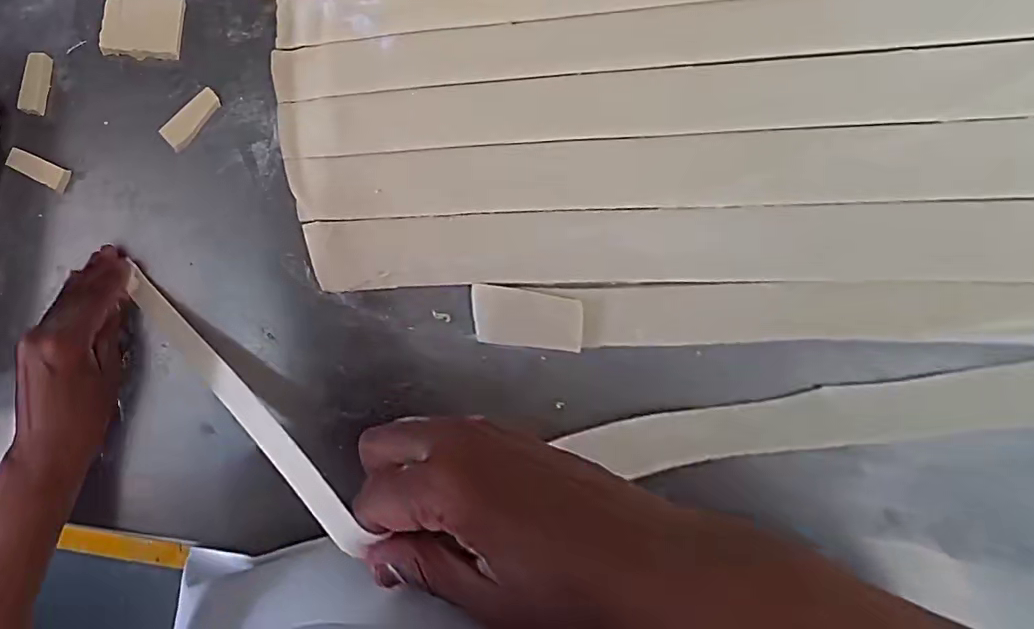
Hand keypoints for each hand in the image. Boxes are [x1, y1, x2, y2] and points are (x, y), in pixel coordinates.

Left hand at [6, 244, 131, 491]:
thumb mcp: (108, 377)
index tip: (125, 265)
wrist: (43, 456)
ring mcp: (31, 338)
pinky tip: (81, 289)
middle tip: (113, 254)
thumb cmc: (82, 426)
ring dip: (83, 282)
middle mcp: (42, 334)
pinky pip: (54, 314)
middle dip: (96, 273)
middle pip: (75, 294)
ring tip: (100, 264)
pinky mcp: (27, 345)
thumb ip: (109, 334)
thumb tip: (115, 304)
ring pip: (63, 301)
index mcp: (65, 342)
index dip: (112, 280)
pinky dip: (71, 300)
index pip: (94, 299)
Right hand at [353, 416, 695, 626]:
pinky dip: (444, 460)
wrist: (664, 570)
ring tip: (445, 525)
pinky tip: (476, 506)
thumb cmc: (594, 590)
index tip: (379, 550)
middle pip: (378, 445)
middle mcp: (460, 442)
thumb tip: (391, 557)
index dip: (368, 530)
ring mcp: (485, 430)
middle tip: (403, 534)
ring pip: (412, 433)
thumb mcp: (494, 603)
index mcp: (447, 483)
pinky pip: (451, 433)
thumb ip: (425, 569)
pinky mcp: (508, 430)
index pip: (371, 495)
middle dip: (380, 487)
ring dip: (411, 470)